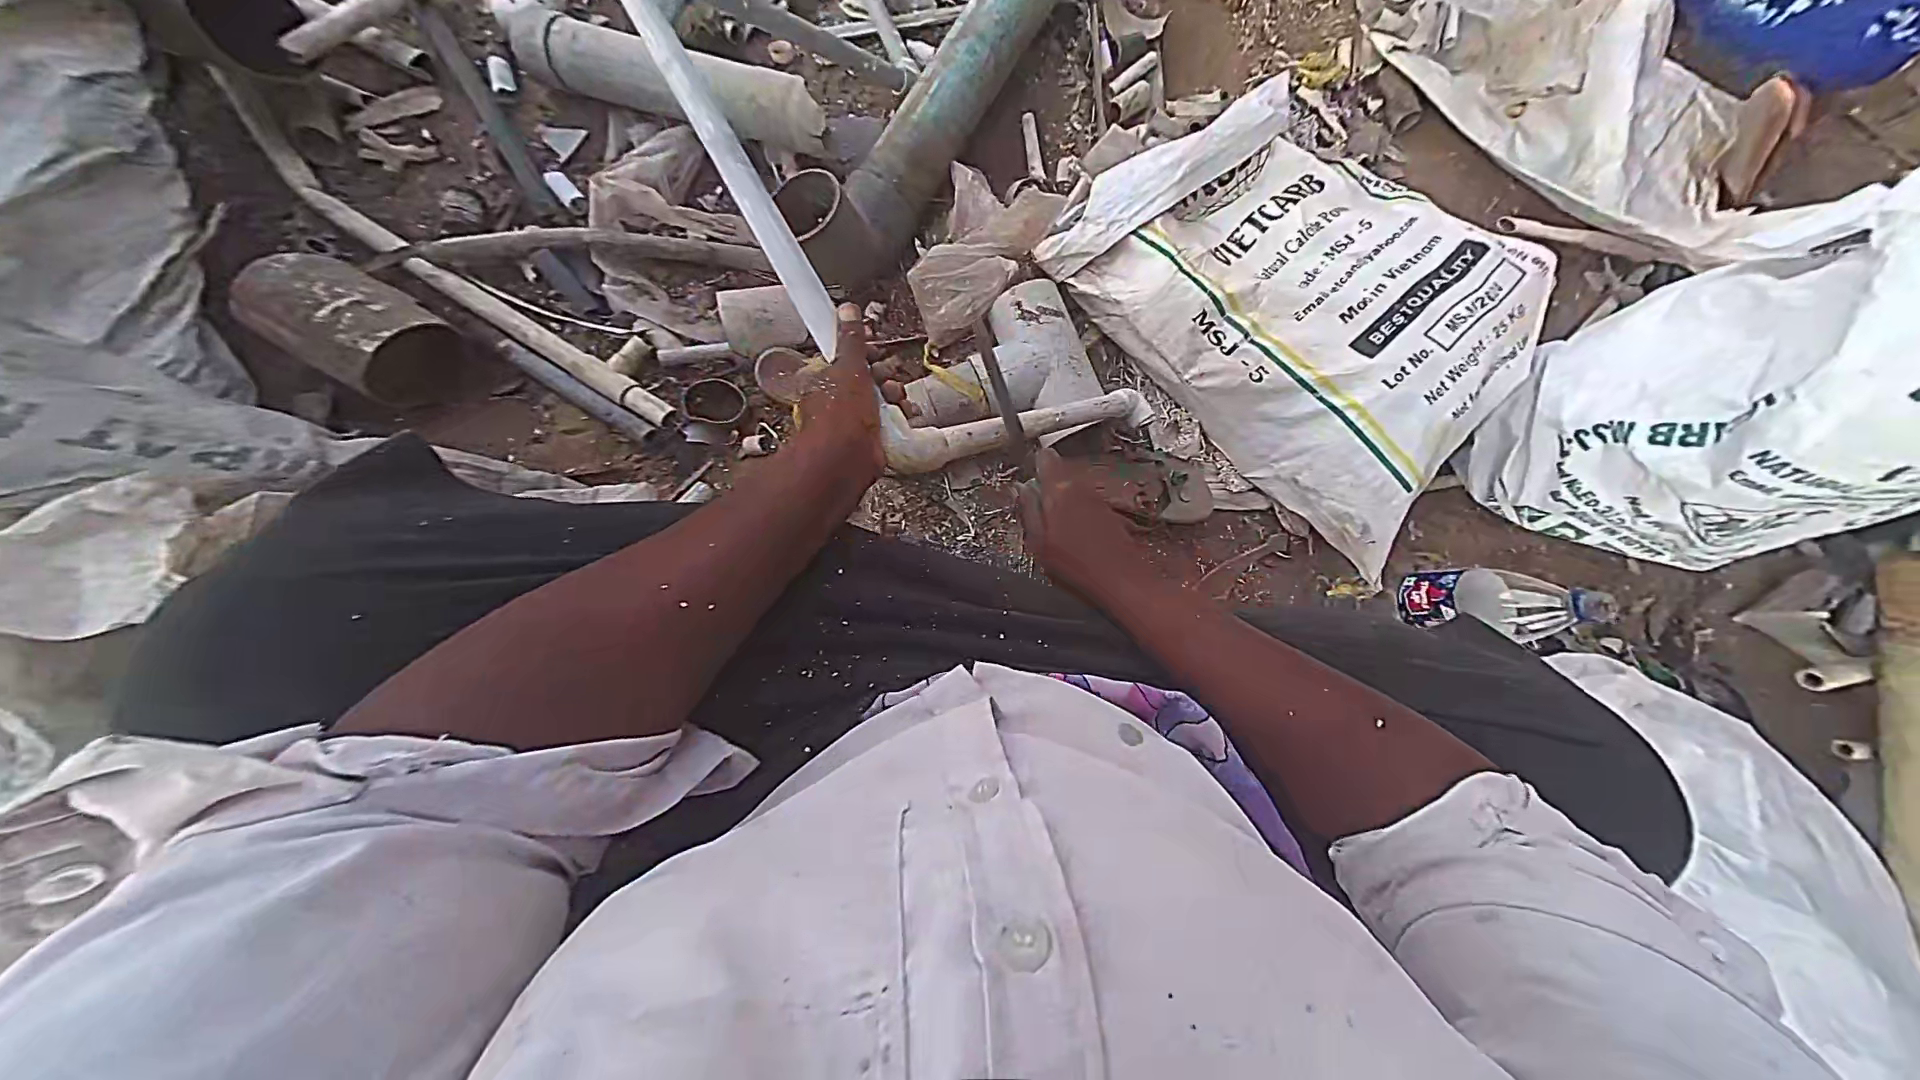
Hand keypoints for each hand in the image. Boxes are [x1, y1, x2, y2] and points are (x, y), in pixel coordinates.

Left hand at [794, 303, 884, 483]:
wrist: (847, 458)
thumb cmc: (840, 414)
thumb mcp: (848, 368)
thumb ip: (851, 340)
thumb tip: (847, 309)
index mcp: (827, 379)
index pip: (850, 358)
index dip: (866, 354)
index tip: (875, 354)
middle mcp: (840, 399)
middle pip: (870, 377)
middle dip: (884, 376)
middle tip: (887, 379)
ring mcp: (857, 419)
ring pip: (883, 398)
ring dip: (895, 396)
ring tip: (896, 400)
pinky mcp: (873, 436)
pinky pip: (892, 419)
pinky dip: (901, 415)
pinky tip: (906, 415)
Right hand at [1017, 446, 1157, 603]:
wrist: (1121, 581)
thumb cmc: (1075, 565)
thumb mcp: (1037, 542)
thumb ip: (1028, 511)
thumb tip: (1021, 490)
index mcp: (1060, 490)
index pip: (1045, 459)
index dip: (1035, 465)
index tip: (1027, 480)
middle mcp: (1082, 489)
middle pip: (1060, 479)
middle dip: (1048, 494)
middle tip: (1039, 521)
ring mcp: (1100, 502)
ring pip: (1075, 496)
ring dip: (1065, 509)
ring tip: (1058, 538)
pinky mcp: (1112, 517)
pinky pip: (1088, 511)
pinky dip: (1080, 522)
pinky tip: (1077, 545)